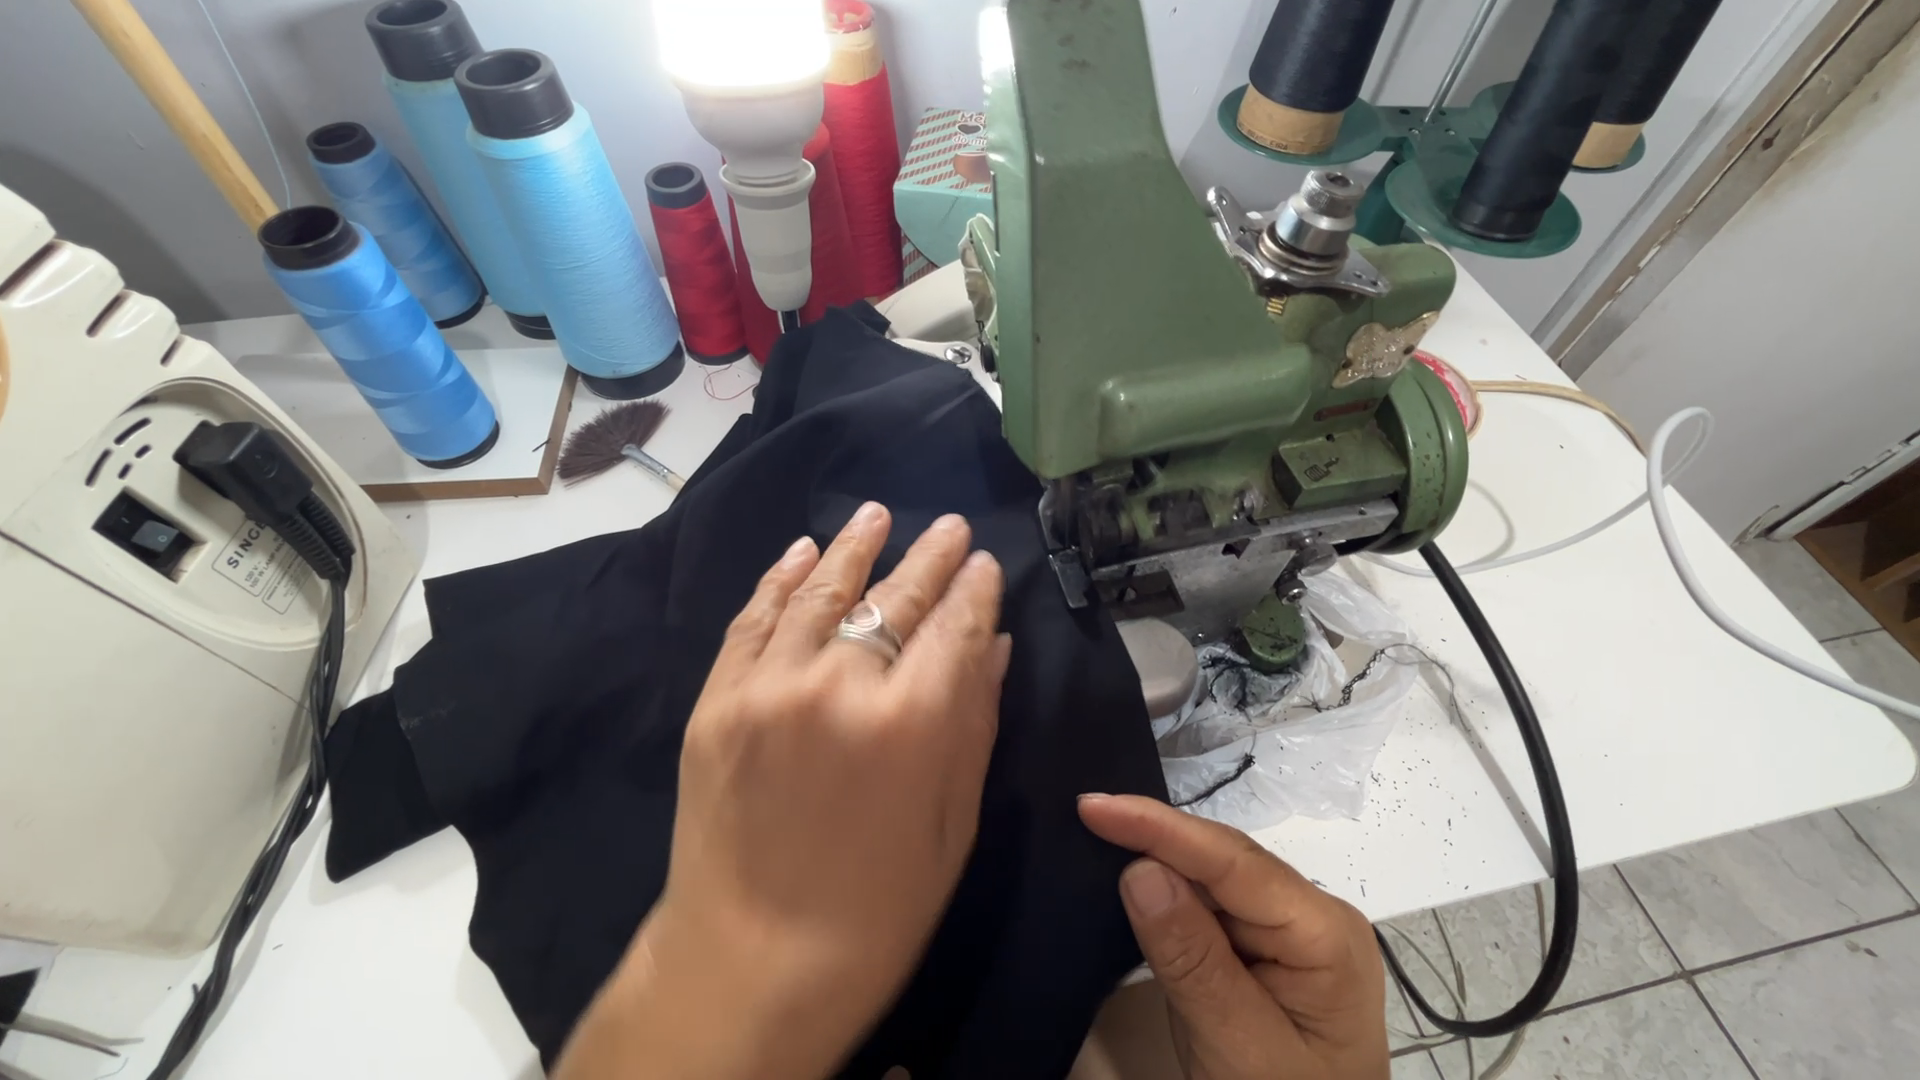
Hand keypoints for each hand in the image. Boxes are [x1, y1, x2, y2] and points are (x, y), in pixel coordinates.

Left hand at [556, 503, 1011, 1079]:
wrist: (752, 961)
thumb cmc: (879, 908)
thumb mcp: (952, 821)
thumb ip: (975, 720)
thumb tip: (994, 644)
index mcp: (910, 723)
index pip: (955, 627)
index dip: (975, 590)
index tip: (985, 564)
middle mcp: (839, 685)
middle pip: (894, 599)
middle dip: (929, 558)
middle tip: (949, 526)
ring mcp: (768, 686)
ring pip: (820, 591)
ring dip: (854, 548)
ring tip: (877, 515)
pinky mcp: (717, 699)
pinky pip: (754, 619)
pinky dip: (780, 578)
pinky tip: (804, 551)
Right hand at [1078, 796, 1387, 1079]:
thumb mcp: (1236, 1047)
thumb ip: (1191, 959)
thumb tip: (1138, 869)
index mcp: (1322, 932)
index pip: (1232, 860)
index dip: (1160, 826)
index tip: (1093, 806)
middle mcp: (1309, 913)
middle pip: (1221, 858)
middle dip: (1153, 834)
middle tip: (1084, 813)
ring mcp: (1286, 927)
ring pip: (1209, 874)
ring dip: (1155, 858)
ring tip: (1097, 831)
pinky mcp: (1259, 943)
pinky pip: (1206, 901)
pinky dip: (1165, 891)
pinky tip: (1132, 877)